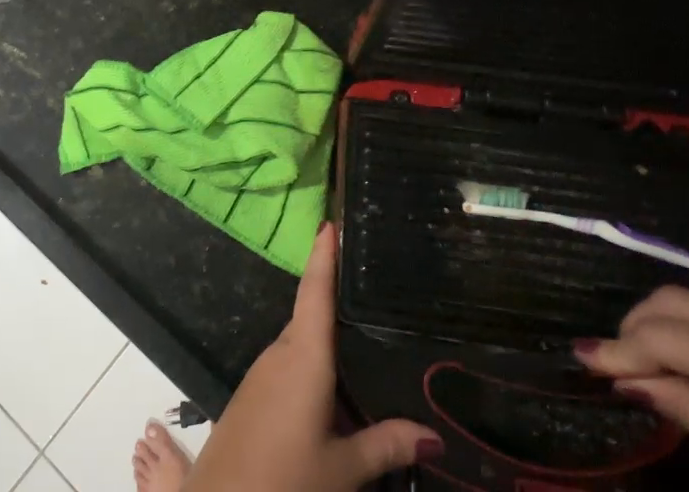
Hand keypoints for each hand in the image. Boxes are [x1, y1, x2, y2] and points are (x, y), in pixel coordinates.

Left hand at [185, 223, 441, 491]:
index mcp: (303, 358)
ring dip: (327, 343)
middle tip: (373, 287)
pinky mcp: (252, 395)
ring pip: (300, 345)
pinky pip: (288, 368)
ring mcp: (261, 375)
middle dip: (336, 301)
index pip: (315, 294)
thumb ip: (387, 444)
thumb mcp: (344, 467)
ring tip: (366, 338)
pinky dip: (313, 368)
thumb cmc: (284, 478)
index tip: (330, 221)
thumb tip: (435, 435)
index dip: (323, 257)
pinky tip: (335, 392)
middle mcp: (279, 355)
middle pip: (310, 317)